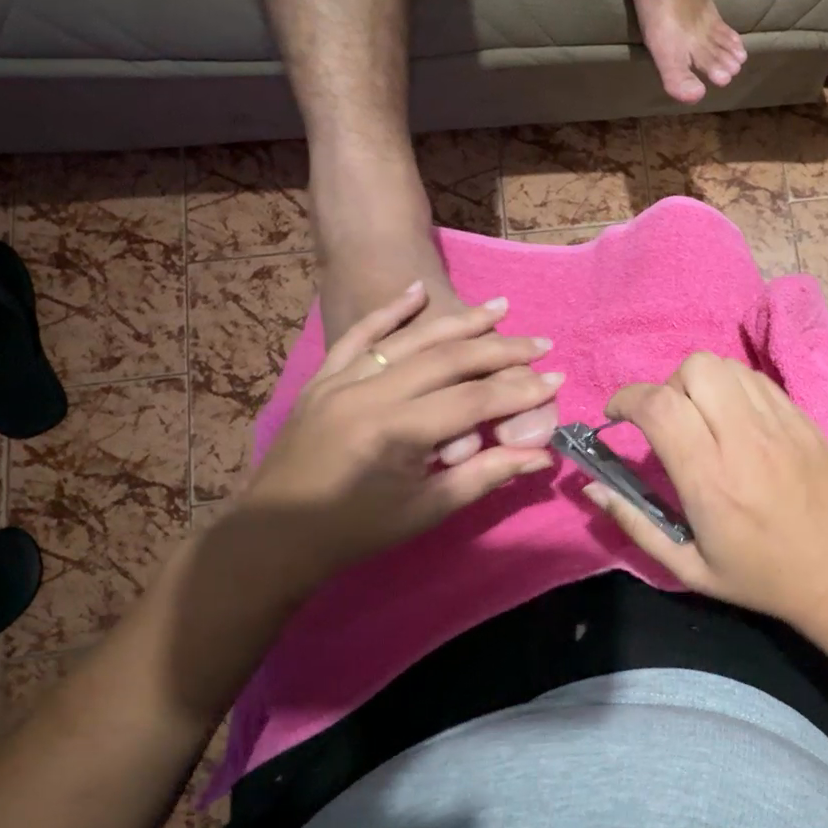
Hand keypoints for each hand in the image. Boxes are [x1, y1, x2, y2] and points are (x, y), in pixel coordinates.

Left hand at [238, 282, 563, 576]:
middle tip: (541, 344)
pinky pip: (360, 337)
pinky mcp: (323, 380)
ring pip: (410, 339)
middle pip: (448, 360)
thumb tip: (542, 455)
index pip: (473, 400)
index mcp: (394, 432)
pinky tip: (417, 290)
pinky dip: (390, 312)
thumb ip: (486, 475)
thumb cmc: (355, 531)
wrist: (272, 537)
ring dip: (459, 321)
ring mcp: (341, 382)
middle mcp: (368, 395)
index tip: (556, 380)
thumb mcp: (426, 510)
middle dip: (500, 349)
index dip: (520, 391)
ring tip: (500, 307)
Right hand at [587, 352, 827, 637]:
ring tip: (701, 419)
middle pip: (695, 368)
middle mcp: (745, 439)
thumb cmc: (764, 578)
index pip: (659, 406)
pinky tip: (736, 421)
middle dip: (666, 386)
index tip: (615, 416)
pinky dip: (735, 388)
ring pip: (728, 366)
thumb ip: (636, 524)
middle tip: (667, 422)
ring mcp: (781, 423)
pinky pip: (758, 380)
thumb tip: (591, 487)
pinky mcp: (804, 418)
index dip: (626, 399)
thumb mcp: (690, 569)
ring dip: (701, 384)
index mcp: (711, 479)